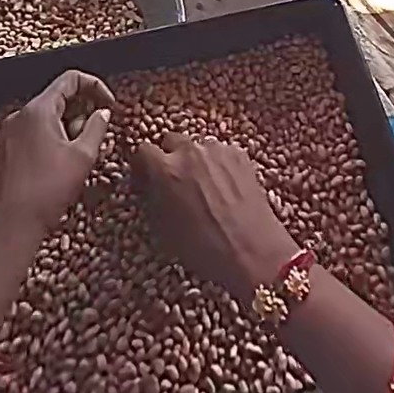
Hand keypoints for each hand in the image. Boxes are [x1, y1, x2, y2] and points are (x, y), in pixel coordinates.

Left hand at [0, 70, 116, 231]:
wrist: (9, 226)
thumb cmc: (45, 191)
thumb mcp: (83, 156)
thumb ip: (96, 127)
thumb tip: (103, 113)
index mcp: (38, 110)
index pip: (71, 79)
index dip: (95, 86)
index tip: (109, 104)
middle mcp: (20, 117)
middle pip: (59, 98)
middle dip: (83, 112)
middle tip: (96, 136)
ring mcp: (11, 134)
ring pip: (48, 118)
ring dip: (70, 129)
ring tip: (80, 156)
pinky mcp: (8, 151)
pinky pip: (36, 133)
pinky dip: (54, 140)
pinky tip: (62, 165)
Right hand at [131, 133, 299, 296]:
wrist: (251, 251)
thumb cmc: (203, 248)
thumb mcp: (162, 228)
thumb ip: (153, 197)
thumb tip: (150, 185)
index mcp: (166, 169)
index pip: (143, 151)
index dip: (142, 166)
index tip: (145, 178)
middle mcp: (191, 152)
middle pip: (172, 141)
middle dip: (169, 157)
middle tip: (174, 180)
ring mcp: (218, 150)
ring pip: (198, 145)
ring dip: (195, 159)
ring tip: (202, 185)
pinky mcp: (239, 154)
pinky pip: (220, 152)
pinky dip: (217, 163)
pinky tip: (223, 186)